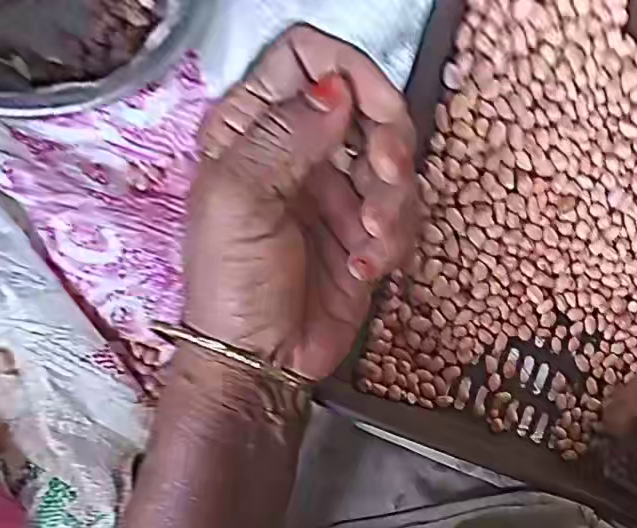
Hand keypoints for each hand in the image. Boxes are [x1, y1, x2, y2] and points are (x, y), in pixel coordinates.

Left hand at [184, 26, 419, 380]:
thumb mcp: (242, 197)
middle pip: (368, 115)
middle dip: (390, 144)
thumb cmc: (233, 280)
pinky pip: (403, 225)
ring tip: (370, 242)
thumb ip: (288, 136)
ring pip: (395, 174)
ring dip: (394, 207)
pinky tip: (366, 269)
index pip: (308, 62)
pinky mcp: (368, 243)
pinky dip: (394, 246)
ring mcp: (339, 201)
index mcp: (256, 129)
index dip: (349, 72)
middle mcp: (304, 158)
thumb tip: (336, 89)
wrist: (263, 356)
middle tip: (389, 174)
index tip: (373, 107)